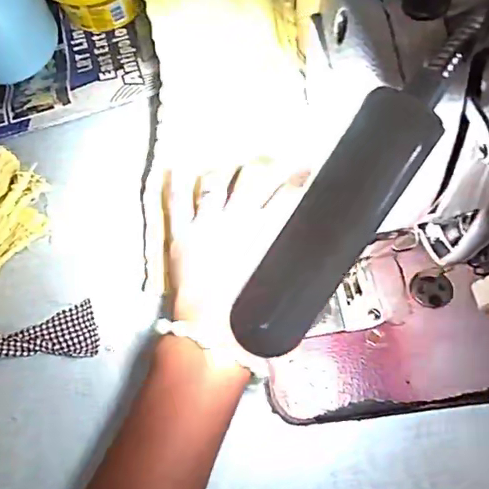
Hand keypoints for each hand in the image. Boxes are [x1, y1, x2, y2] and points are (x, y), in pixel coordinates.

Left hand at [163, 162, 306, 354]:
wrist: (215, 326)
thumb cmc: (251, 312)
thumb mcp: (284, 289)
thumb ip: (298, 275)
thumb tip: (313, 277)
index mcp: (270, 230)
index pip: (290, 193)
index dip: (300, 179)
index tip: (306, 170)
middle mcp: (240, 219)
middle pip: (252, 179)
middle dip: (261, 167)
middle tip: (265, 162)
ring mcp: (209, 223)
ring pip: (216, 184)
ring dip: (222, 173)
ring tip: (225, 167)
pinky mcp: (182, 234)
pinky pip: (178, 201)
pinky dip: (175, 183)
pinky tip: (174, 170)